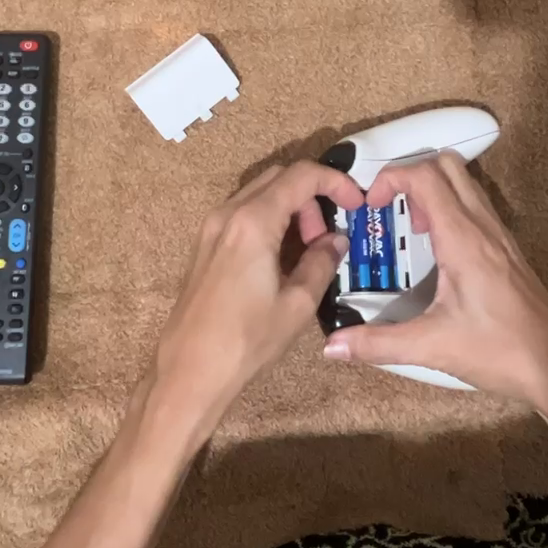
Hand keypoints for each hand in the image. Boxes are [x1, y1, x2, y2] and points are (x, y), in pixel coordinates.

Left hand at [145, 161, 363, 435]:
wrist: (189, 371)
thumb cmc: (246, 340)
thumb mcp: (297, 304)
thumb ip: (321, 262)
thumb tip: (337, 240)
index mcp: (252, 222)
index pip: (301, 176)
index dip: (335, 182)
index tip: (357, 202)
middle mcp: (228, 213)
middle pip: (279, 177)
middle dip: (312, 196)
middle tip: (327, 236)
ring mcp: (211, 226)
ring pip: (260, 192)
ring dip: (291, 207)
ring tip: (308, 250)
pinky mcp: (205, 243)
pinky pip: (244, 212)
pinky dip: (270, 218)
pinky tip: (282, 256)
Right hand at [320, 153, 547, 416]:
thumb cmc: (501, 351)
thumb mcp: (432, 346)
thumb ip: (378, 343)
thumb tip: (332, 346)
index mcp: (463, 239)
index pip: (425, 176)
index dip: (390, 177)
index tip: (370, 204)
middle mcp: (483, 227)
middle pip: (447, 165)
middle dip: (411, 174)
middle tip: (391, 210)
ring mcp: (499, 236)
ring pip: (464, 183)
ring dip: (432, 190)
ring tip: (411, 229)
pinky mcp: (507, 250)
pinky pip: (475, 207)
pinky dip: (449, 208)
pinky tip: (437, 251)